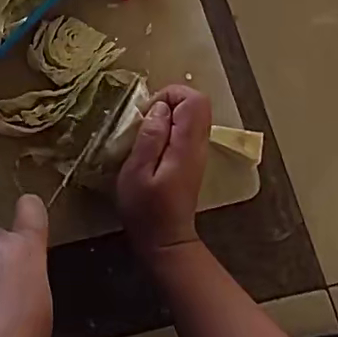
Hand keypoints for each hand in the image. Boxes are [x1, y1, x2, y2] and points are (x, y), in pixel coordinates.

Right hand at [117, 85, 211, 256]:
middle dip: (169, 101)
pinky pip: (187, 128)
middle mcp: (200, 144)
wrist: (165, 241)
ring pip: (193, 114)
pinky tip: (153, 143)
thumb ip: (149, 137)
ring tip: (146, 132)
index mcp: (188, 145)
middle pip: (197, 103)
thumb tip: (160, 108)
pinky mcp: (193, 157)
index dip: (170, 95)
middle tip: (146, 120)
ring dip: (169, 114)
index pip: (194, 100)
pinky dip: (170, 126)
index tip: (148, 112)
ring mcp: (199, 151)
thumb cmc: (146, 209)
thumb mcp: (137, 172)